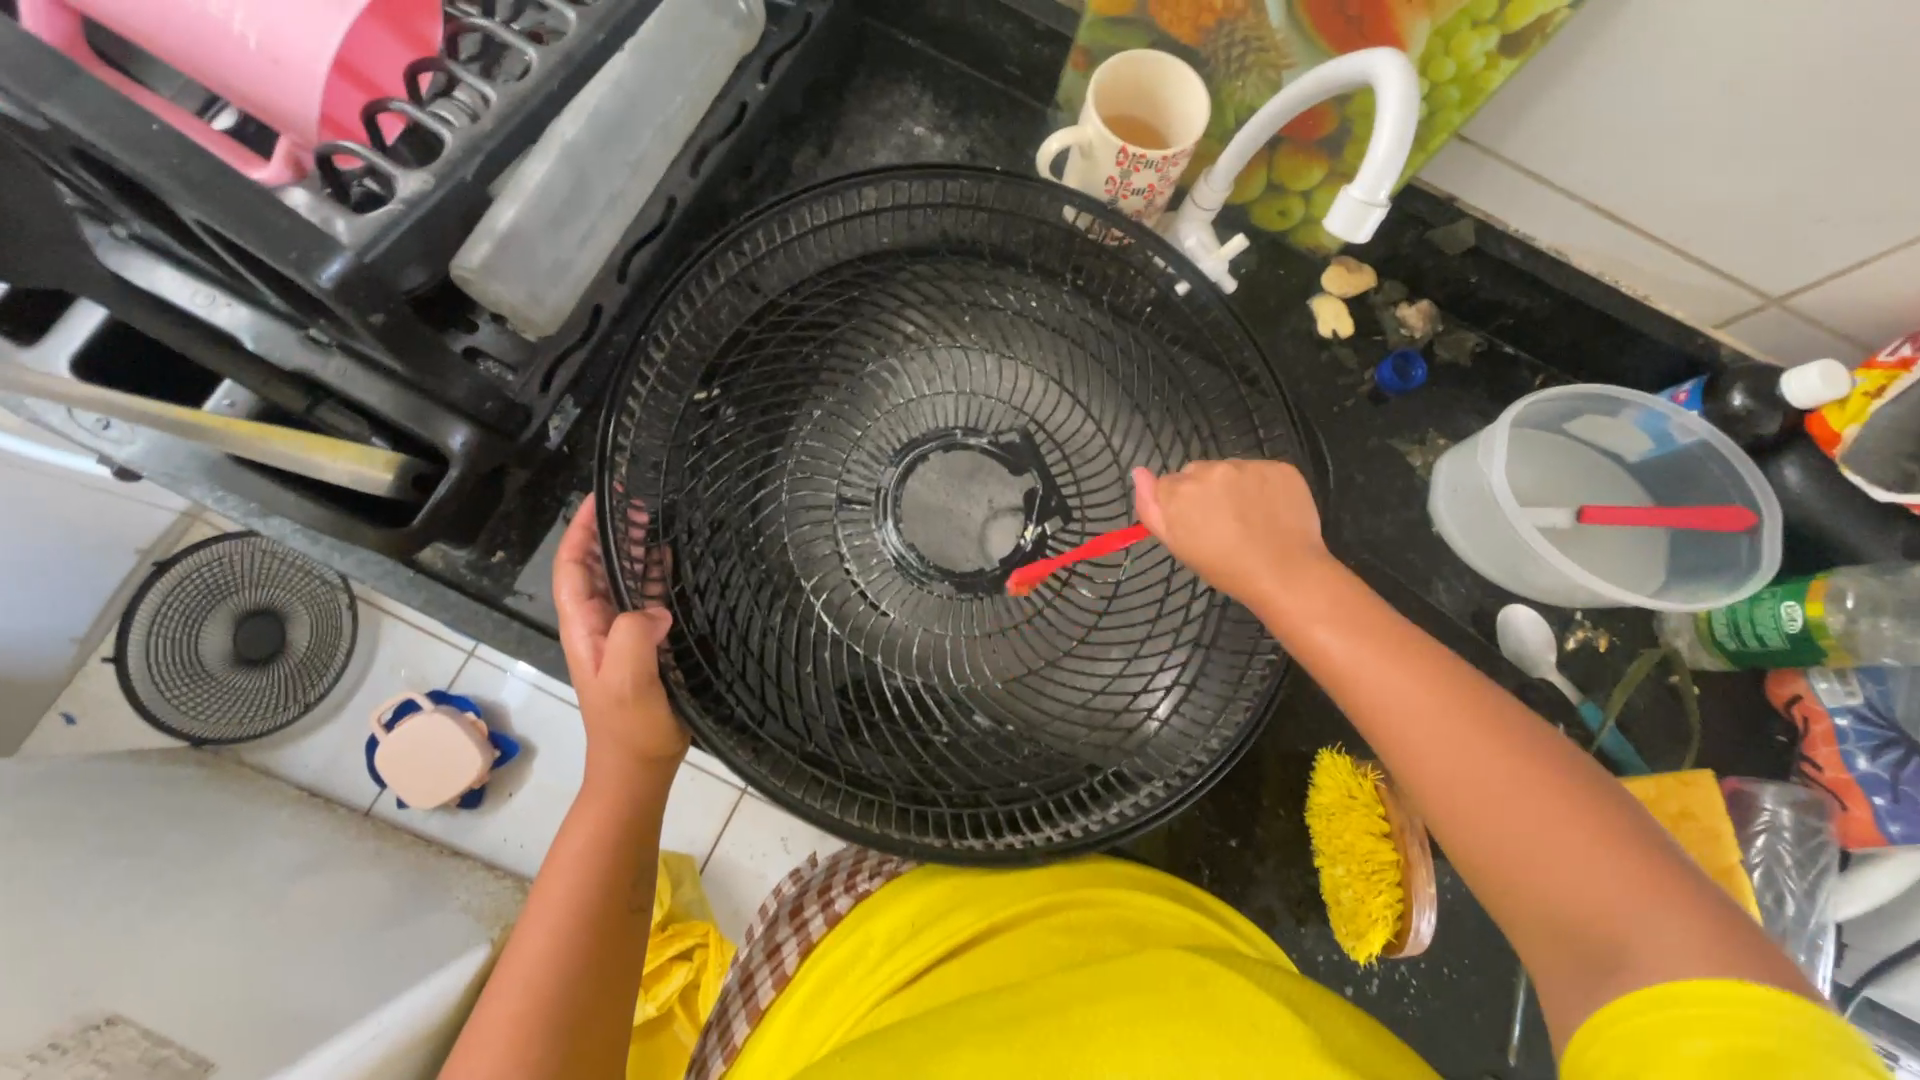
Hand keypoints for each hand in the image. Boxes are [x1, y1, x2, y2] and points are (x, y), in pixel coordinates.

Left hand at [553, 494, 687, 781]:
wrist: (638, 769)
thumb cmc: (629, 728)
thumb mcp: (627, 682)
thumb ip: (633, 639)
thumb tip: (655, 608)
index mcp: (585, 628)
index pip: (574, 569)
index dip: (581, 532)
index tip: (600, 500)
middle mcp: (600, 625)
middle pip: (599, 567)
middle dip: (612, 532)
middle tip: (641, 502)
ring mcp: (624, 636)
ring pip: (624, 581)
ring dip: (636, 550)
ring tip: (658, 519)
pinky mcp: (647, 646)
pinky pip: (648, 600)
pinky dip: (657, 575)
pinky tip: (674, 560)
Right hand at [1131, 460, 1332, 609]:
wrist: (1285, 572)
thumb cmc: (1224, 567)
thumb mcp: (1177, 545)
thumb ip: (1150, 507)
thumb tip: (1138, 472)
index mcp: (1180, 490)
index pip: (1168, 484)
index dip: (1180, 505)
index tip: (1195, 525)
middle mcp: (1210, 469)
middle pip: (1198, 473)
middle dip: (1204, 492)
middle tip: (1221, 524)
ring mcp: (1247, 466)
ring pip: (1230, 470)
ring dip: (1233, 487)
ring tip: (1248, 520)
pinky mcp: (1278, 467)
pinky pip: (1262, 472)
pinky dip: (1263, 487)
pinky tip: (1269, 512)